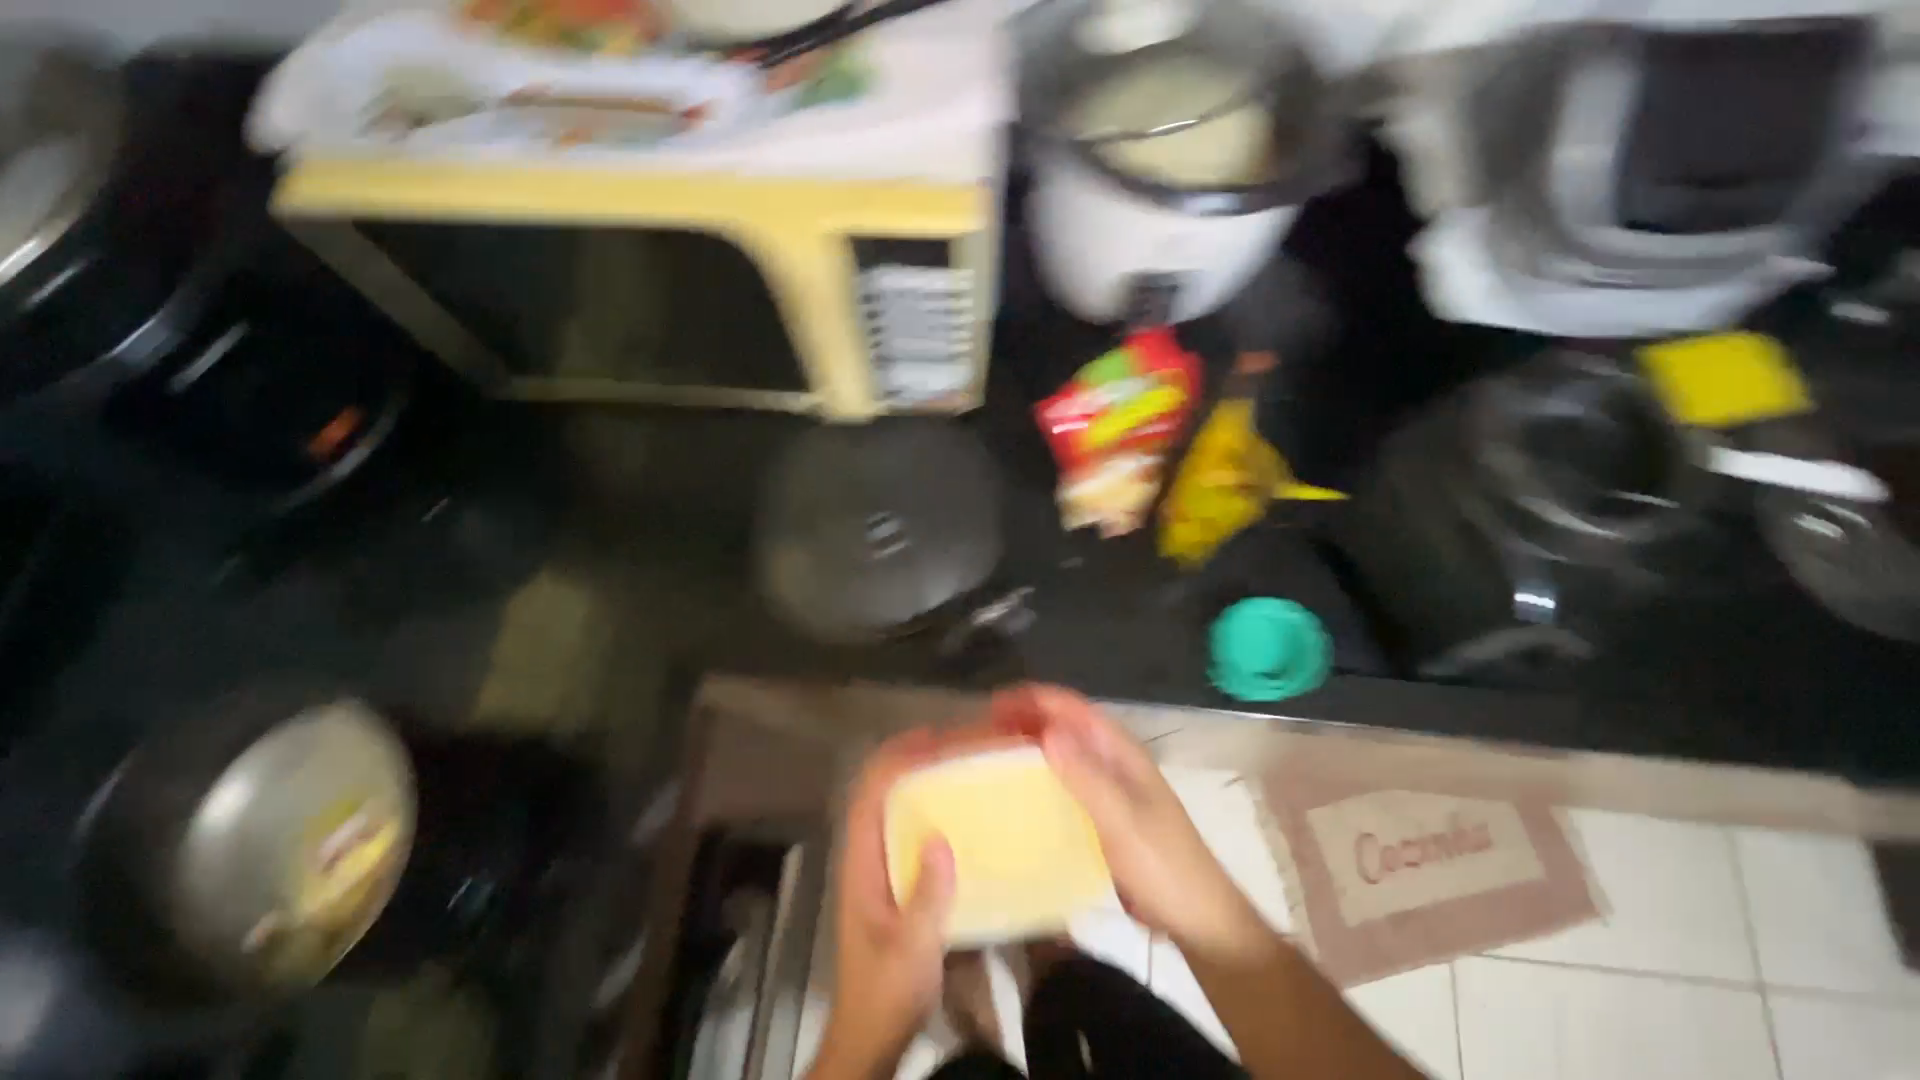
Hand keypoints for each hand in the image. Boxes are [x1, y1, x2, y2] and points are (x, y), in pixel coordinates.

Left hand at [814, 730, 958, 1076]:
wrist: (871, 1035)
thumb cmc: (885, 993)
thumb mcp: (910, 952)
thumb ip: (925, 900)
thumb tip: (941, 839)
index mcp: (860, 864)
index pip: (868, 795)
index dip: (895, 759)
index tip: (933, 738)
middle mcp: (866, 857)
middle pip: (880, 792)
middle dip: (912, 759)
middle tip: (958, 743)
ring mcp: (880, 870)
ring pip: (896, 809)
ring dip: (923, 780)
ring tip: (966, 766)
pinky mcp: (898, 885)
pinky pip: (912, 832)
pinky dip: (934, 811)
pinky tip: (967, 816)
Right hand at [991, 684, 1275, 966]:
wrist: (1199, 921)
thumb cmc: (1165, 867)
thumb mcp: (1124, 822)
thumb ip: (1088, 778)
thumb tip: (1046, 732)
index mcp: (1121, 753)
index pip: (1072, 708)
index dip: (1033, 699)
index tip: (990, 706)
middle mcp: (1112, 763)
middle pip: (1062, 727)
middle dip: (1022, 722)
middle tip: (977, 737)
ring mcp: (1108, 791)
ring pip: (1060, 757)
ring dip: (1026, 751)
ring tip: (984, 763)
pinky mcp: (1101, 820)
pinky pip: (1062, 789)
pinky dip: (1036, 784)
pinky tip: (1011, 802)